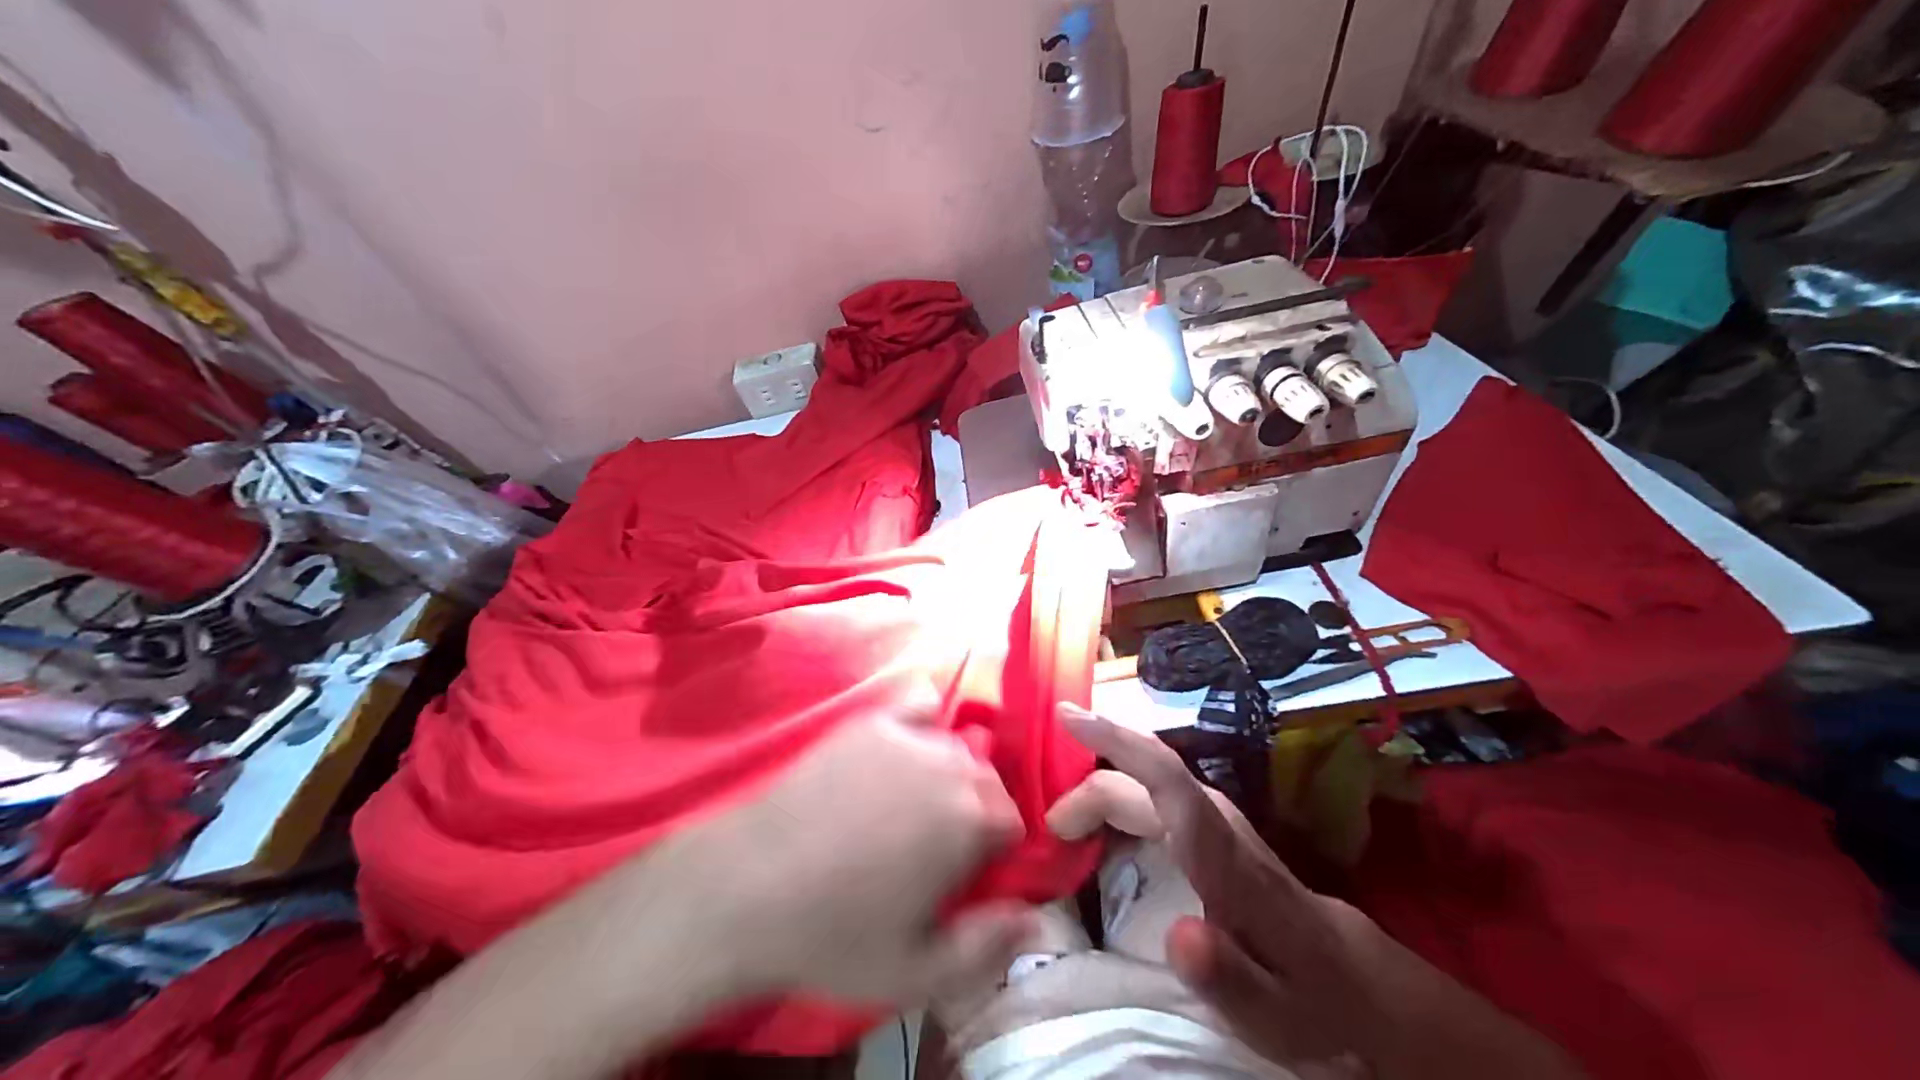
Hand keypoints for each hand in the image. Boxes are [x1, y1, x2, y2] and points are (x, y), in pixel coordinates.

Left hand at [665, 709, 1035, 1005]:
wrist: (745, 887)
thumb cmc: (833, 934)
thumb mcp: (916, 969)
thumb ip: (987, 945)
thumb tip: (1034, 916)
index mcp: (970, 820)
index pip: (1013, 821)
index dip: (997, 850)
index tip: (972, 873)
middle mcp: (948, 766)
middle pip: (988, 780)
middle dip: (978, 811)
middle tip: (942, 849)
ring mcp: (905, 737)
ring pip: (956, 747)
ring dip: (952, 773)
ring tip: (917, 807)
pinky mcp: (867, 724)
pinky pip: (917, 708)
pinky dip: (924, 723)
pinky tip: (905, 752)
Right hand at [1047, 703, 1386, 1065]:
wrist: (1357, 981)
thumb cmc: (1312, 1001)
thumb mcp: (1278, 1017)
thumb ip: (1229, 980)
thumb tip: (1178, 936)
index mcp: (1227, 859)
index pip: (1166, 781)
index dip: (1116, 742)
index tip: (1067, 718)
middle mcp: (1218, 824)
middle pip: (1142, 779)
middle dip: (1085, 793)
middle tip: (1048, 839)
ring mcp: (1216, 822)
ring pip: (1145, 783)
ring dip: (1098, 792)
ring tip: (1062, 830)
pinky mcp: (1211, 829)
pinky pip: (1151, 796)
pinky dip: (1115, 799)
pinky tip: (1097, 829)